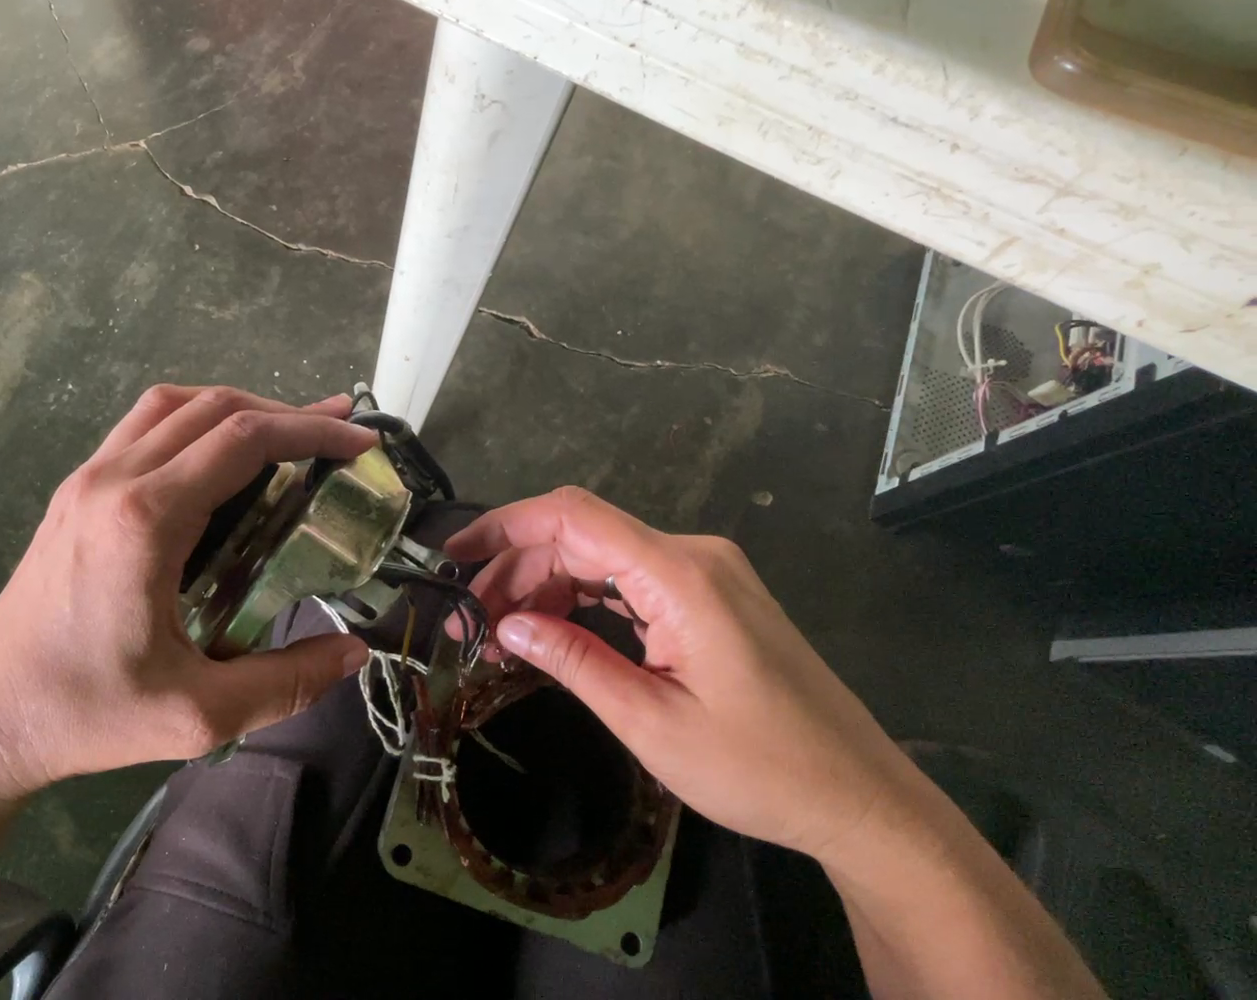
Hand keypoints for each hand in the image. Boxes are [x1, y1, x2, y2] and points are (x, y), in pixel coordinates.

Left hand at [0, 386, 375, 806]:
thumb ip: (286, 682)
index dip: (311, 431)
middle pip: (211, 407)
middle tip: (337, 434)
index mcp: (145, 521)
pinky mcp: (73, 495)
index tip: (359, 443)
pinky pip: (141, 429)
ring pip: (170, 406)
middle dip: (284, 412)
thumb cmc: (86, 716)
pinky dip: (193, 425)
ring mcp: (85, 481)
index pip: (243, 439)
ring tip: (284, 438)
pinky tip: (217, 465)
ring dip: (235, 409)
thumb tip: (353, 652)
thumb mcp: (198, 714)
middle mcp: (112, 480)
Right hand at [446, 487, 924, 861]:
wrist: (860, 798)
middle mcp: (692, 555)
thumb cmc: (758, 768)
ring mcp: (705, 573)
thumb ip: (572, 661)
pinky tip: (548, 628)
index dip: (504, 525)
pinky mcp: (709, 595)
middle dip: (515, 570)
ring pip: (600, 555)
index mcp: (680, 576)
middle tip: (468, 624)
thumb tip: (504, 625)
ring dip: (543, 585)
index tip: (454, 555)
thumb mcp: (649, 723)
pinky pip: (628, 578)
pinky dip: (580, 597)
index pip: (573, 517)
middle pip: (580, 536)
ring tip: (495, 632)